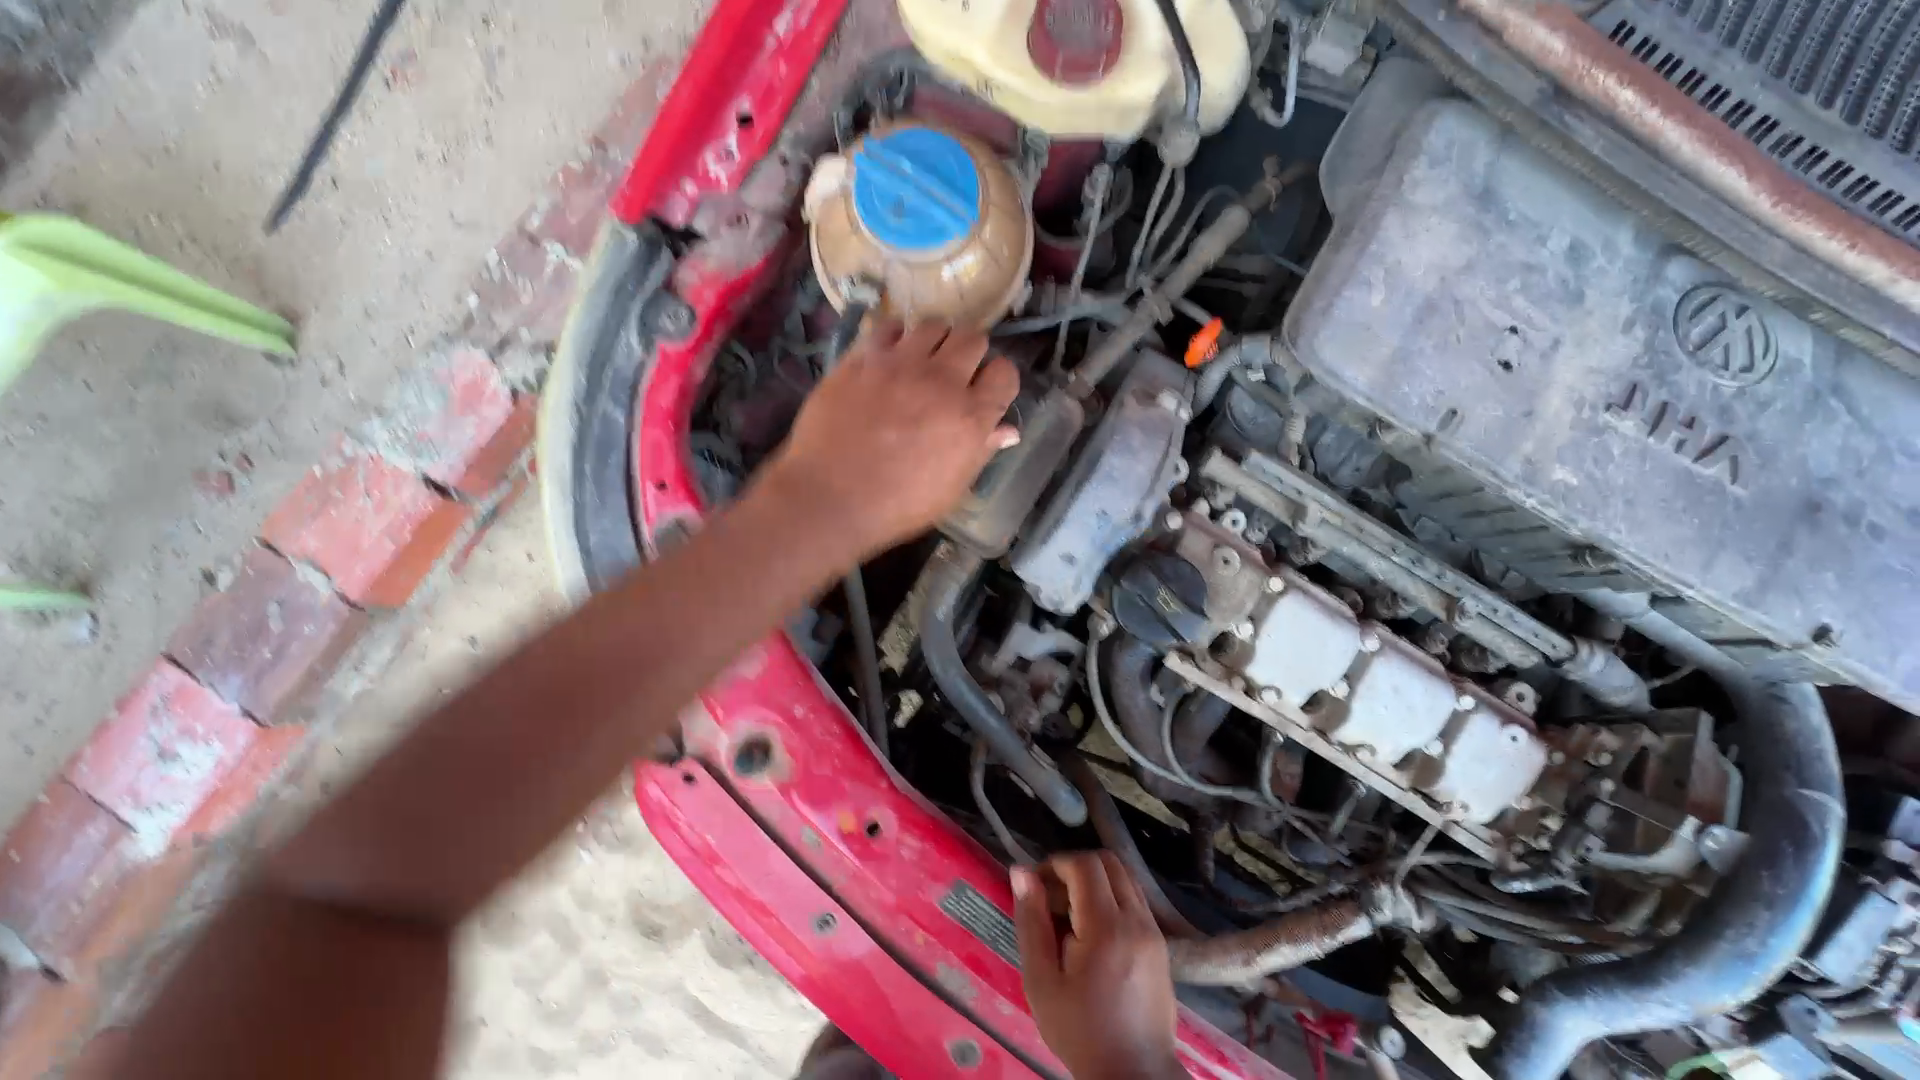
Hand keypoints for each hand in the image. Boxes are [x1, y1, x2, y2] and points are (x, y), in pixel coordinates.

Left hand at [758, 320, 1018, 557]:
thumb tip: (1008, 430)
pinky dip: (895, 337)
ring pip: (934, 326)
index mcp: (970, 418)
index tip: (986, 390)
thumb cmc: (896, 507)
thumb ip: (980, 451)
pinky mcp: (863, 358)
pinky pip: (888, 327)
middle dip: (970, 353)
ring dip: (935, 340)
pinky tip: (889, 356)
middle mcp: (942, 381)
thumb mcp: (949, 489)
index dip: (998, 380)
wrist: (829, 499)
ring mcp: (900, 365)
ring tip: (922, 360)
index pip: (1005, 373)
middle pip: (973, 339)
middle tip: (954, 372)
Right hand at [1013, 852, 1183, 1079]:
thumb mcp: (1041, 981)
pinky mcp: (1161, 945)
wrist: (1134, 1075)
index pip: (1084, 865)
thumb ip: (1031, 921)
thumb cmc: (1080, 1031)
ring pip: (1125, 879)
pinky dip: (1111, 899)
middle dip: (1075, 868)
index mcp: (1107, 927)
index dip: (1055, 865)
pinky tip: (1091, 933)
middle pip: (1109, 862)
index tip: (1035, 887)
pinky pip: (1135, 901)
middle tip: (1051, 898)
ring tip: (1069, 916)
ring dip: (1095, 882)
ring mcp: (1154, 931)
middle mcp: (1137, 919)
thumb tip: (1021, 872)